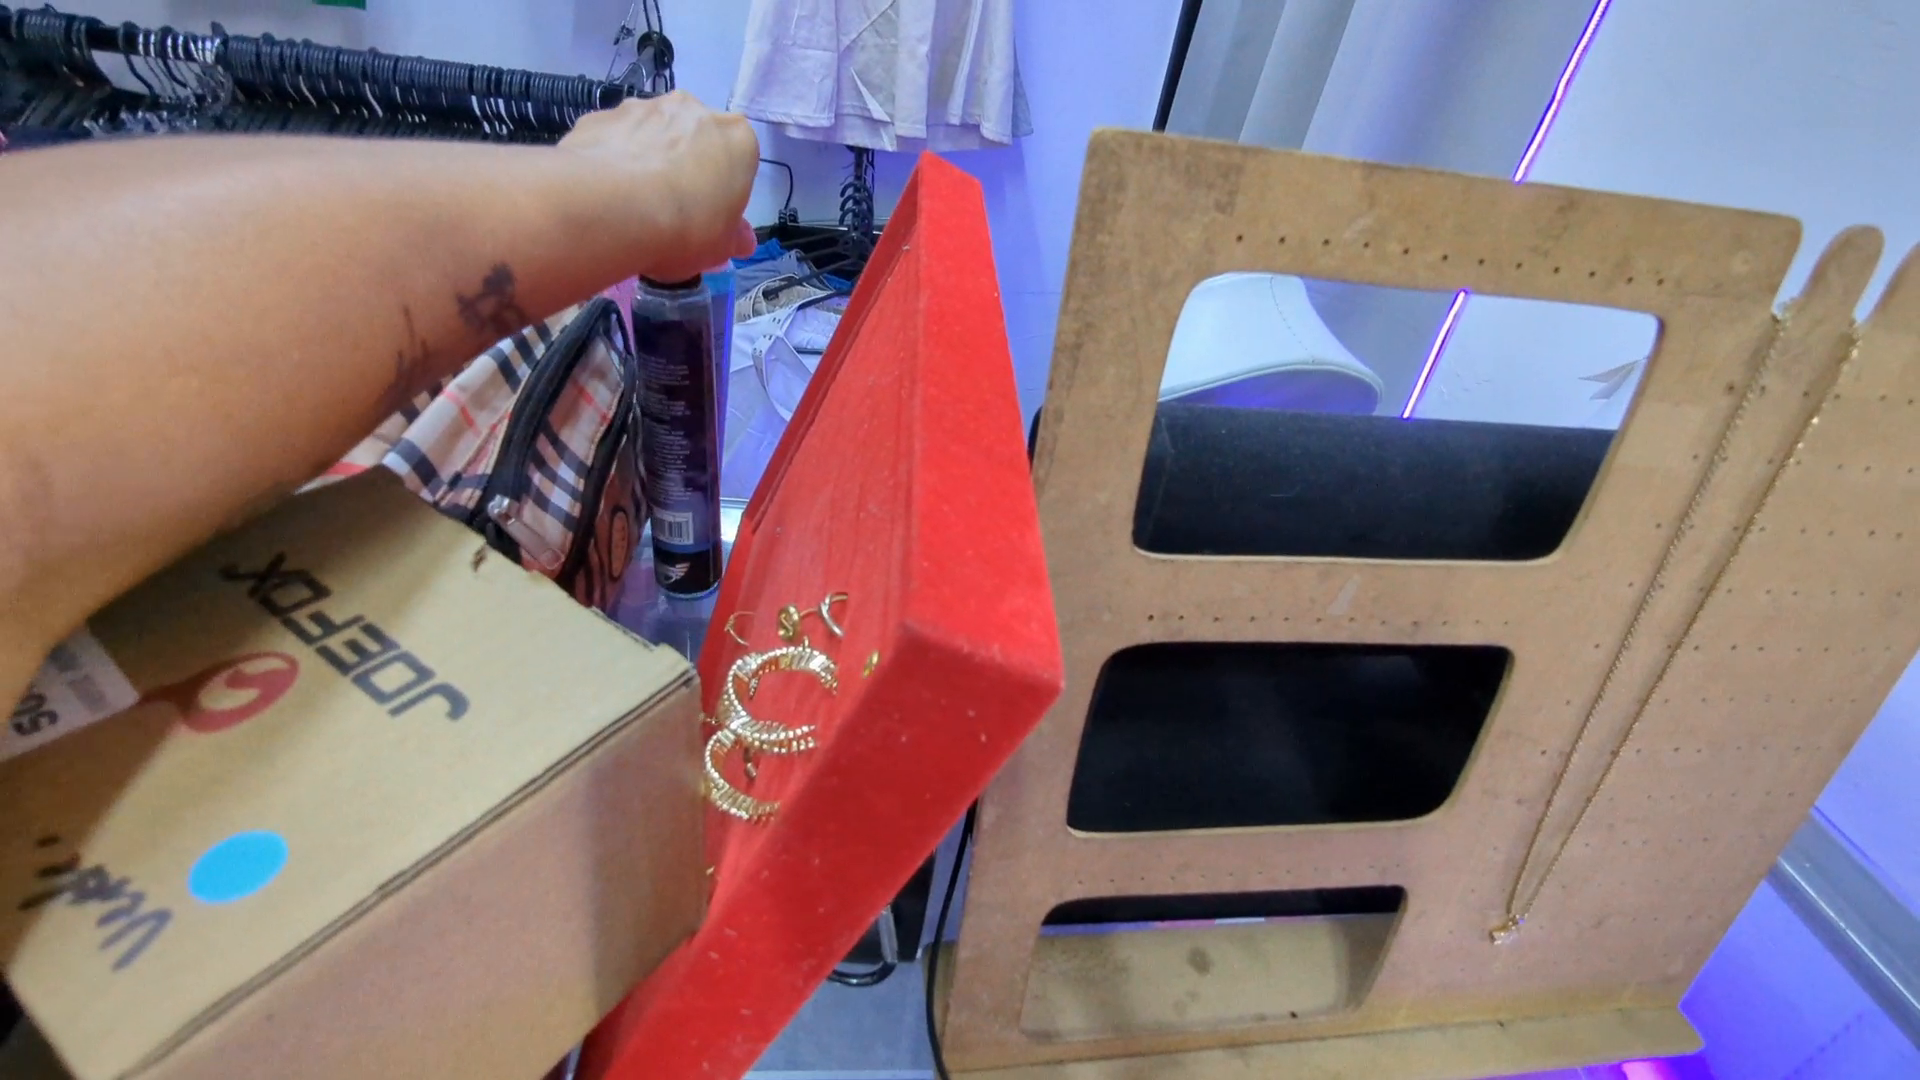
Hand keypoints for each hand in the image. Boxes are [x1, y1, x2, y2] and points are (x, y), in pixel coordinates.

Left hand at [562, 92, 760, 281]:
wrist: (614, 208)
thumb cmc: (688, 227)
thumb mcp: (722, 248)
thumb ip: (733, 237)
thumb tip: (742, 238)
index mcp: (737, 139)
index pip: (740, 160)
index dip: (726, 189)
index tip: (714, 214)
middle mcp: (694, 110)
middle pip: (696, 140)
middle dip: (689, 166)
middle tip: (677, 211)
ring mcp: (644, 107)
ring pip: (655, 135)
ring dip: (651, 160)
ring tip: (637, 205)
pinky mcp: (602, 115)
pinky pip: (617, 140)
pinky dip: (616, 161)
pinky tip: (609, 195)